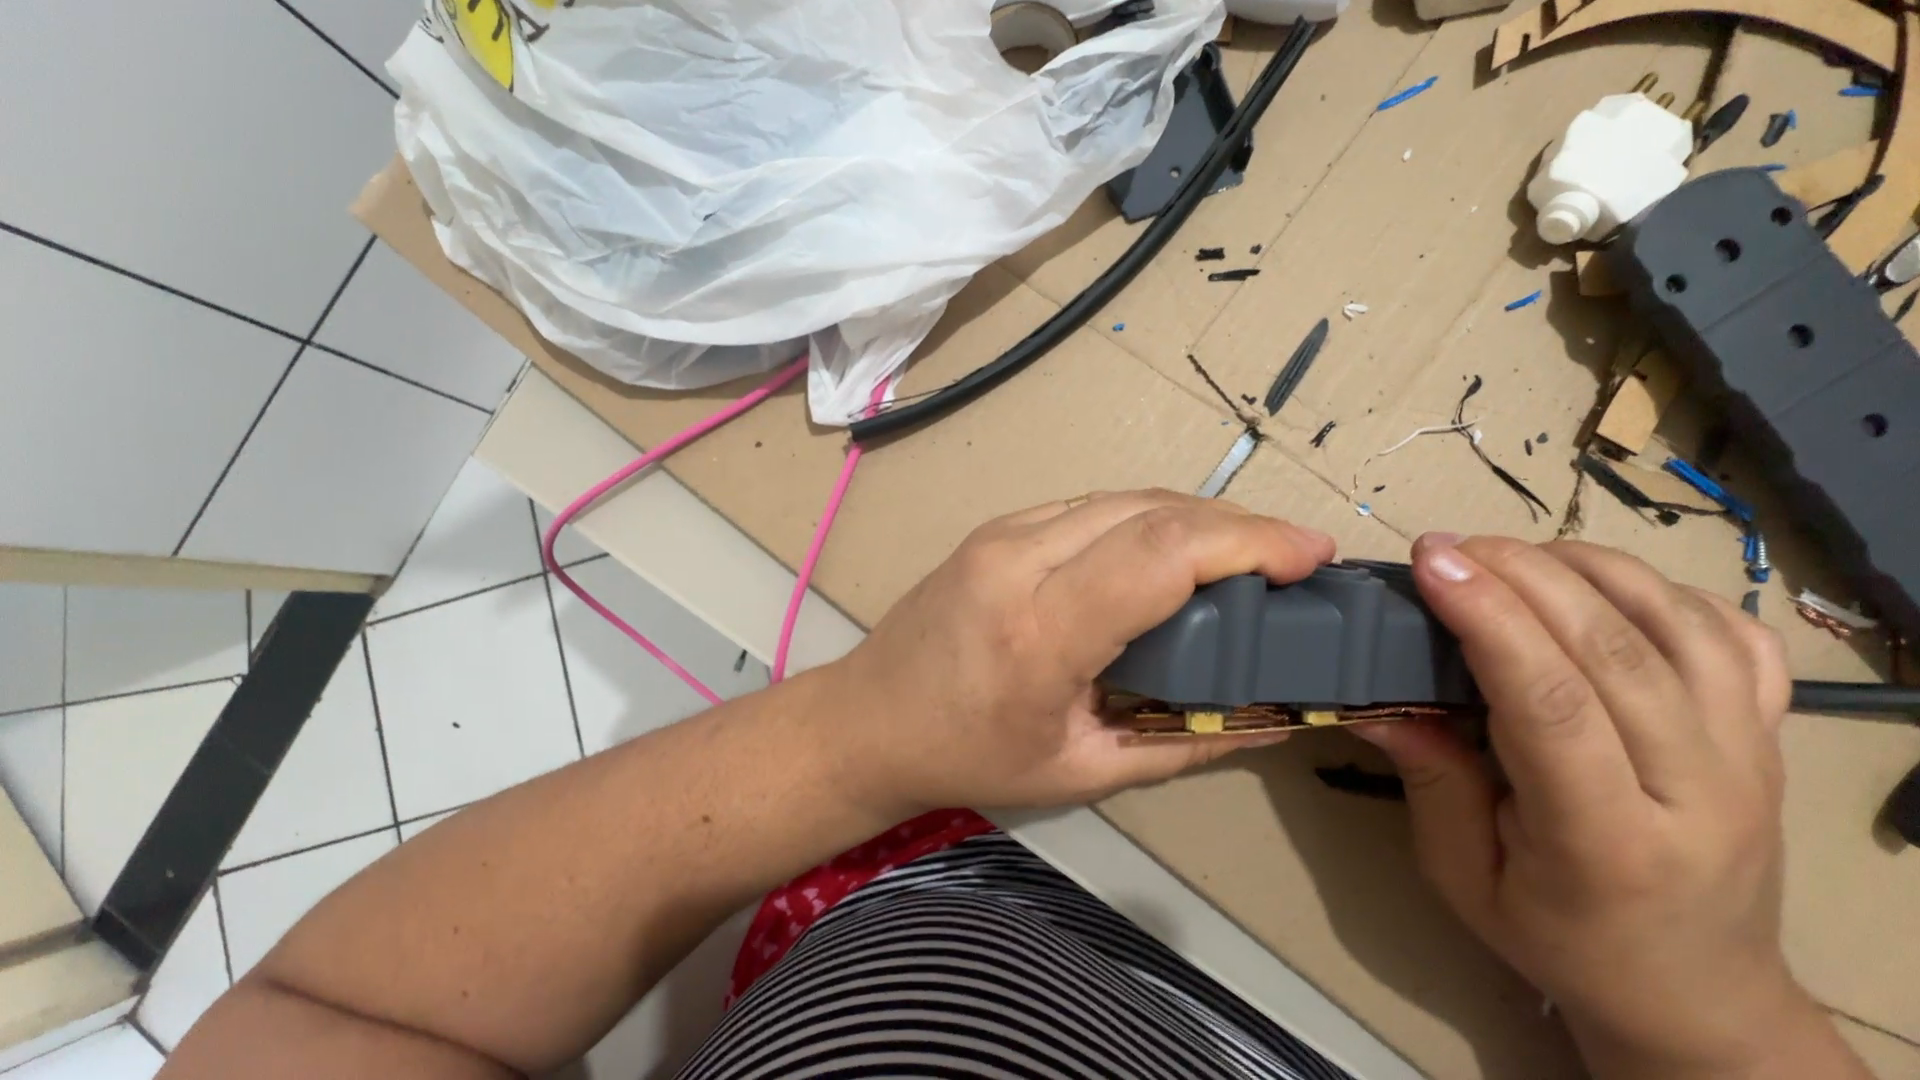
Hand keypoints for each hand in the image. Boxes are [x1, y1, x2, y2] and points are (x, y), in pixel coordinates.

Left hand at [821, 490, 1334, 814]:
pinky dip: (1149, 517)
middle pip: (1151, 510)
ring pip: (1125, 497)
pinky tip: (1178, 547)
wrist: (867, 718)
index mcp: (1040, 631)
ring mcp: (1002, 533)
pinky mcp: (997, 526)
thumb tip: (1274, 722)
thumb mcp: (1079, 772)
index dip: (1246, 543)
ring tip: (1248, 553)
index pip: (1158, 555)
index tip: (1310, 557)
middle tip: (1293, 558)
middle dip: (1237, 524)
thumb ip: (1182, 746)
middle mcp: (1018, 561)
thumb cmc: (968, 755)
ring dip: (1197, 515)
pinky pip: (1091, 505)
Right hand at [1356, 535, 1858, 1079]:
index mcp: (1609, 841)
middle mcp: (1700, 791)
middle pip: (1616, 648)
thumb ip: (1429, 781)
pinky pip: (1732, 635)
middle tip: (1451, 546)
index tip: (1433, 562)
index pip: (1553, 703)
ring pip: (1680, 624)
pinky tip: (1599, 585)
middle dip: (1522, 576)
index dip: (1490, 619)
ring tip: (1512, 555)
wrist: (1696, 991)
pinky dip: (1662, 589)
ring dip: (1588, 568)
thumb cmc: (1561, 938)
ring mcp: (1751, 757)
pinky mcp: (1770, 737)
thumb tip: (1372, 700)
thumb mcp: (1464, 877)